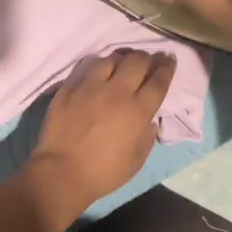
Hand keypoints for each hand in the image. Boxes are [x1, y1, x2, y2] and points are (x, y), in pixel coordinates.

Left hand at [23, 49, 175, 231]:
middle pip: (137, 62)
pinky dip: (98, 66)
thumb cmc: (103, 173)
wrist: (62, 172)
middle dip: (147, 58)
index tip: (169, 59)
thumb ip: (147, 136)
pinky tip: (98, 71)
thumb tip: (149, 120)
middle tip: (147, 61)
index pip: (159, 80)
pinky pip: (87, 67)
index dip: (167, 67)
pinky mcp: (69, 88)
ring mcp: (91, 87)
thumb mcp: (136, 160)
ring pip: (111, 59)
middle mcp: (117, 92)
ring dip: (121, 59)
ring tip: (121, 64)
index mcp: (138, 110)